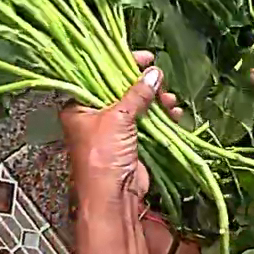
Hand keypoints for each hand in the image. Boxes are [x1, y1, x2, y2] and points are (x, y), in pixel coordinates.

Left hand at [62, 51, 183, 204]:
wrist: (112, 195)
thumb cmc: (102, 156)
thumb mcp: (118, 118)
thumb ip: (137, 94)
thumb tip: (154, 73)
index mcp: (79, 105)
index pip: (100, 74)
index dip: (122, 63)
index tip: (145, 57)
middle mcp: (94, 115)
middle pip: (122, 89)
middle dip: (145, 85)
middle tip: (161, 81)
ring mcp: (114, 129)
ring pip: (138, 106)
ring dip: (157, 102)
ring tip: (171, 102)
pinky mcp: (131, 142)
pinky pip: (148, 123)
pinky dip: (161, 117)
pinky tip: (174, 114)